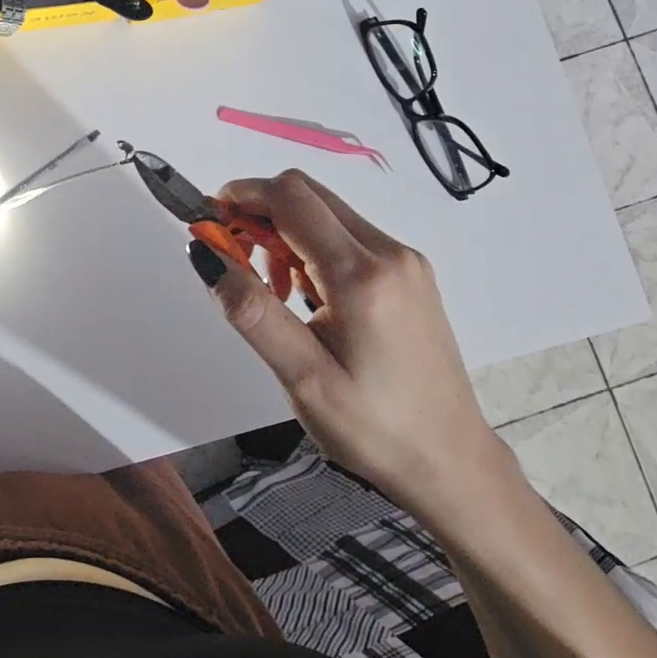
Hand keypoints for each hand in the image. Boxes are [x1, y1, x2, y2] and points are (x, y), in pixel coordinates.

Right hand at [197, 170, 505, 508]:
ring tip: (270, 293)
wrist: (451, 463)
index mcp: (363, 276)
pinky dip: (308, 250)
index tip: (207, 228)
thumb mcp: (301, 376)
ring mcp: (404, 262)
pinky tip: (302, 298)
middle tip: (232, 262)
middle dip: (257, 214)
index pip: (289, 197)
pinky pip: (344, 237)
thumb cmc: (375, 428)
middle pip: (307, 194)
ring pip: (324, 213)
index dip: (239, 198)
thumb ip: (251, 311)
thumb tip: (205, 254)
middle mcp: (390, 254)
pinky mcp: (407, 276)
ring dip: (281, 234)